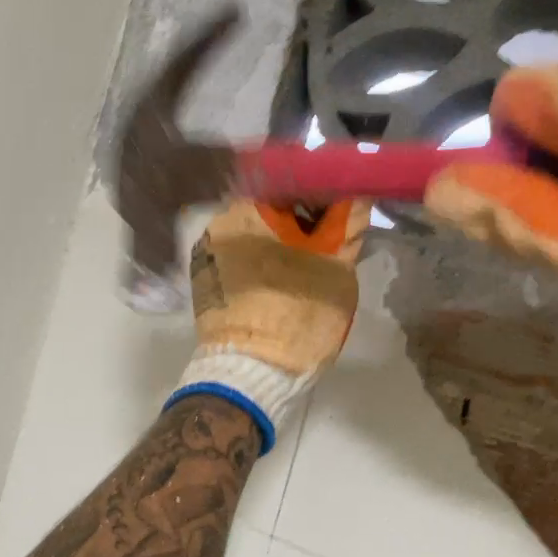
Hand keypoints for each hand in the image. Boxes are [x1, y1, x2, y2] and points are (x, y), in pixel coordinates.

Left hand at [169, 199, 368, 451]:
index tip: (339, 206)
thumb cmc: (296, 316)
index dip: (319, 191)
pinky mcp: (202, 280)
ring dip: (277, 238)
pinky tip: (279, 277)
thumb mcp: (336, 269)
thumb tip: (356, 196)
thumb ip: (346, 226)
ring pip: (251, 231)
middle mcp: (218, 224)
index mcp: (248, 211)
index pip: (289, 182)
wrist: (250, 374)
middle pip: (267, 206)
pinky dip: (259, 259)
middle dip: (297, 217)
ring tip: (305, 259)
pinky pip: (237, 256)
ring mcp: (205, 253)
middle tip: (326, 234)